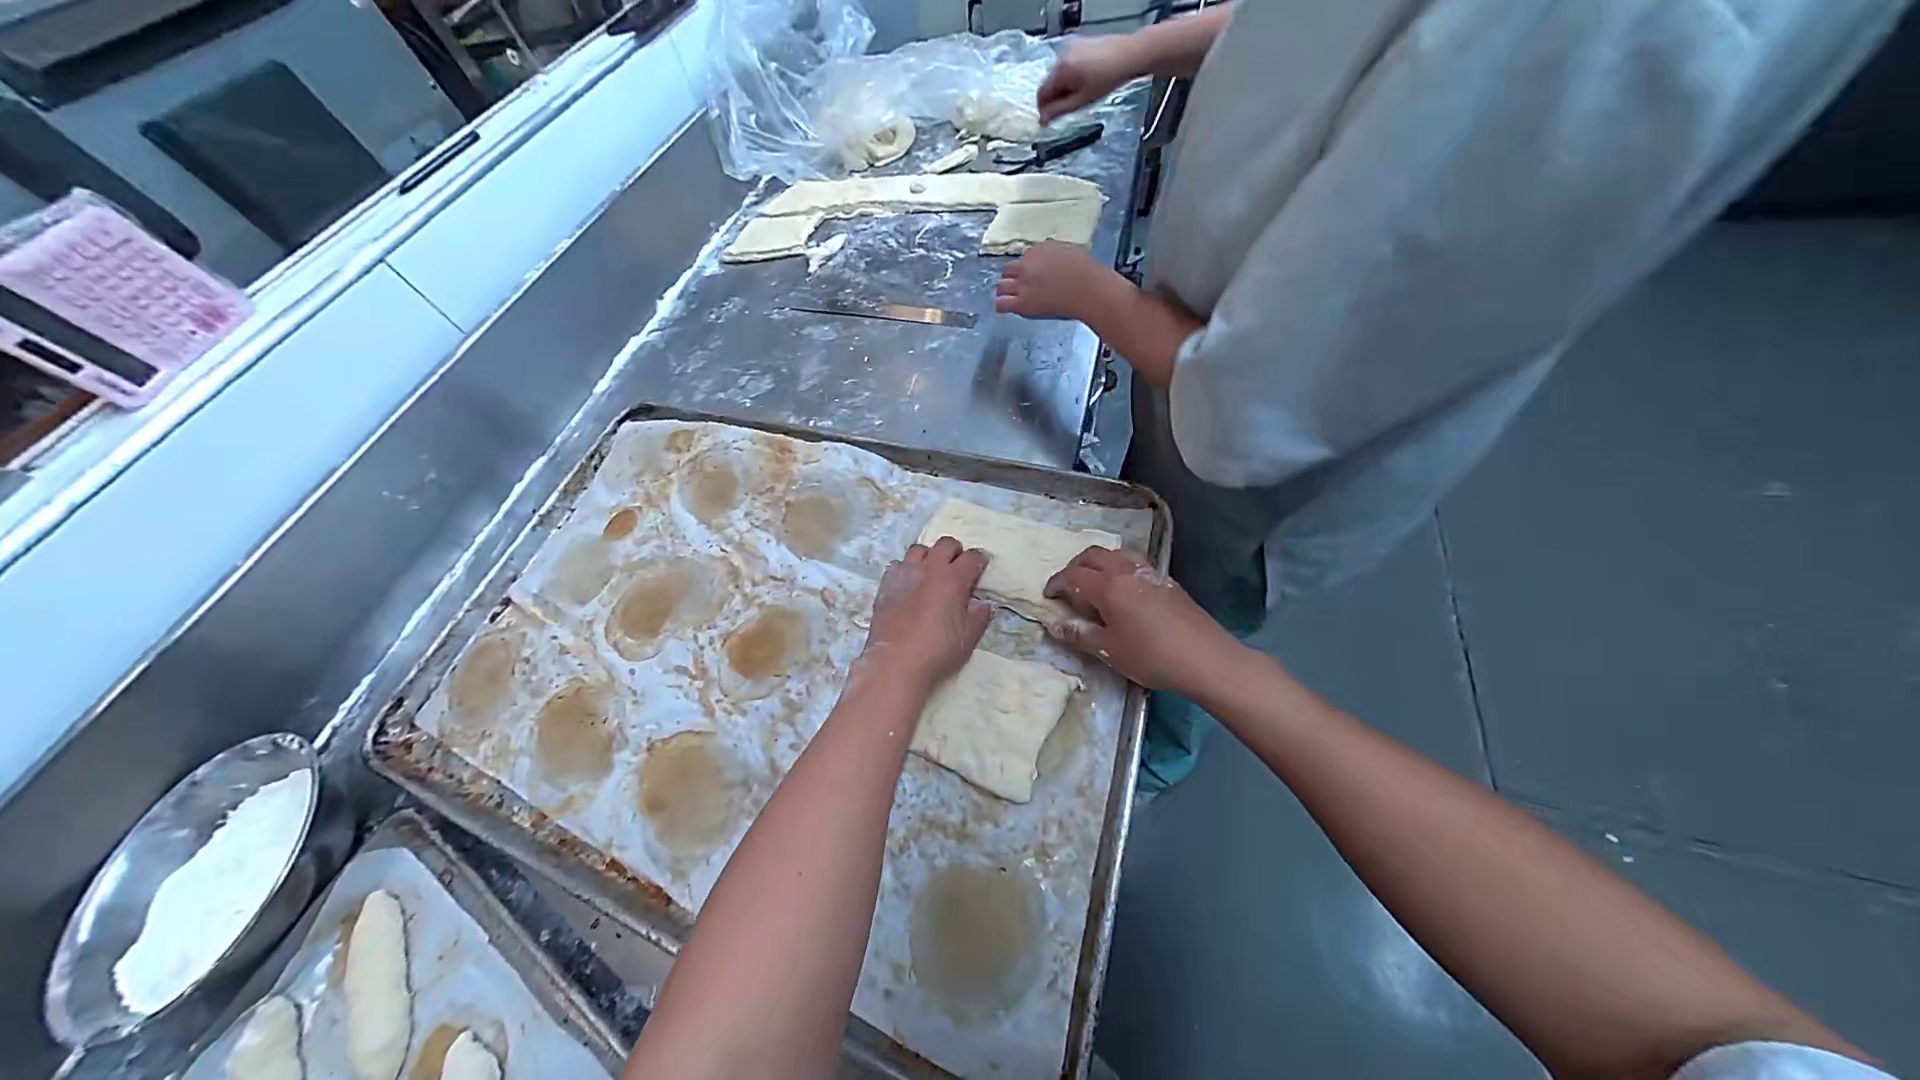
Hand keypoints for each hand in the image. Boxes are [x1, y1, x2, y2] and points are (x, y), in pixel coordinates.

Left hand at [861, 537, 992, 689]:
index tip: (980, 568)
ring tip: (931, 573)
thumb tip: (984, 604)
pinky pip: (898, 565)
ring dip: (929, 556)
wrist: (896, 662)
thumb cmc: (938, 650)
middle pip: (946, 544)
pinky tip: (909, 585)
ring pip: (919, 549)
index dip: (980, 561)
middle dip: (955, 552)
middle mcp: (930, 569)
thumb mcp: (968, 637)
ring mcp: (905, 574)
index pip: (972, 557)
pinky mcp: (886, 584)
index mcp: (953, 579)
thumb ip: (979, 616)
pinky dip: (906, 569)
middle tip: (957, 569)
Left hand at [995, 242, 1122, 320]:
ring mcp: (1023, 283)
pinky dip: (1002, 305)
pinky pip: (1002, 303)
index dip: (1028, 269)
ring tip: (1009, 298)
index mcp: (1041, 249)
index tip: (1033, 276)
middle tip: (1018, 287)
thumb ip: (1057, 258)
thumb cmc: (1089, 275)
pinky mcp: (1023, 302)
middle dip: (1012, 278)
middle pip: (1009, 270)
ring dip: (1004, 291)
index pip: (1026, 258)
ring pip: (1002, 286)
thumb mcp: (1072, 254)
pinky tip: (1005, 308)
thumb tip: (1054, 265)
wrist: (1090, 290)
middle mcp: (1028, 264)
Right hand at [1037, 36, 1142, 123]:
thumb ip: (1059, 111)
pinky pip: (1069, 65)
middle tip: (1071, 108)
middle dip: (1056, 97)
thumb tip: (1042, 120)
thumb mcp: (1082, 101)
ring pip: (1059, 75)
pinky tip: (1087, 80)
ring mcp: (1071, 48)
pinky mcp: (1080, 45)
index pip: (1041, 94)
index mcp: (1060, 70)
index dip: (1043, 109)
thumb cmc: (1109, 78)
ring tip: (1082, 93)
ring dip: (1065, 87)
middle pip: (1050, 83)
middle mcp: (1062, 56)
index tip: (1049, 120)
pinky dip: (1073, 76)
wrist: (1129, 55)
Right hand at [1044, 546, 1245, 691]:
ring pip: (1116, 555)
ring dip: (1099, 564)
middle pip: (1093, 556)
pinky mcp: (1167, 582)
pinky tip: (1123, 594)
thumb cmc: (1151, 656)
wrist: (1206, 658)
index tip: (1048, 596)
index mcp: (1108, 586)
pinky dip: (1118, 570)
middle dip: (1075, 567)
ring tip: (1094, 586)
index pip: (1073, 576)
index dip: (1056, 583)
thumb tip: (1055, 625)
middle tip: (1068, 587)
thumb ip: (1079, 635)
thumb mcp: (1109, 651)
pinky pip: (1134, 565)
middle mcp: (1126, 571)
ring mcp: (1150, 573)